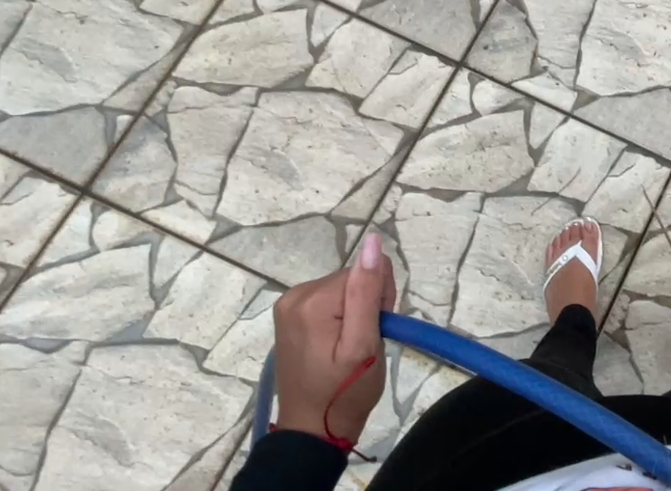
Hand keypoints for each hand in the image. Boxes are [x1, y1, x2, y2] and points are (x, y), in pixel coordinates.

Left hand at [272, 231, 396, 444]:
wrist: (313, 431)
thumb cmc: (345, 390)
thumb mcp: (364, 343)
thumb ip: (367, 290)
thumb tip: (373, 240)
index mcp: (313, 301)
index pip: (366, 270)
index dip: (380, 296)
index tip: (377, 326)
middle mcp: (295, 295)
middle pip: (354, 276)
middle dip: (369, 302)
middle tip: (367, 338)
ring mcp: (290, 305)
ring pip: (345, 286)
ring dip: (359, 309)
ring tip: (354, 343)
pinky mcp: (292, 315)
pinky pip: (332, 297)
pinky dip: (345, 314)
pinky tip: (341, 340)